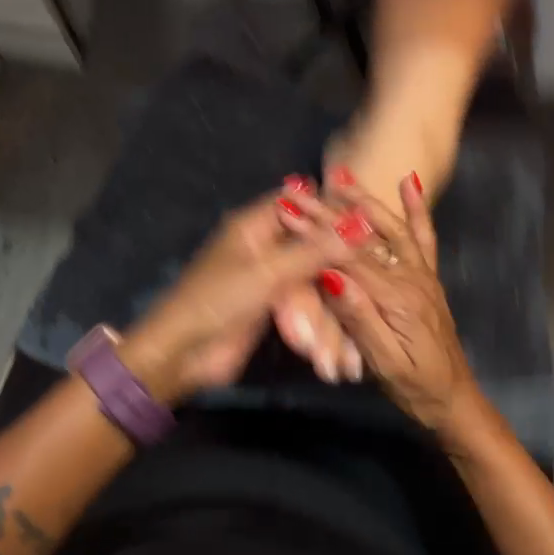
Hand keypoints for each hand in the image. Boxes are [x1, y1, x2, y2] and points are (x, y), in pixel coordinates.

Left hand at [119, 189, 354, 403]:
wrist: (185, 352)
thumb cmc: (219, 300)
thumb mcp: (268, 273)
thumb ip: (313, 250)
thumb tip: (359, 223)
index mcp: (252, 225)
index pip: (296, 202)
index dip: (329, 209)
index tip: (368, 221)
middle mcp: (263, 246)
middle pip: (311, 245)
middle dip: (334, 268)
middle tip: (368, 283)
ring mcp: (269, 278)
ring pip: (312, 281)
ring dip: (323, 310)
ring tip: (340, 331)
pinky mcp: (273, 308)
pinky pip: (306, 306)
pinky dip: (317, 325)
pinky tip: (334, 348)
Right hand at [319, 174, 483, 440]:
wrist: (455, 403)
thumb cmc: (414, 388)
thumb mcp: (384, 362)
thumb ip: (359, 317)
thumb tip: (330, 274)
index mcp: (395, 298)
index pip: (347, 256)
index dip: (314, 231)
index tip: (286, 210)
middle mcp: (411, 277)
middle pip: (364, 236)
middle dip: (327, 209)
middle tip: (296, 190)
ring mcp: (422, 274)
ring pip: (391, 227)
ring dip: (363, 199)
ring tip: (339, 176)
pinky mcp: (427, 278)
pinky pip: (423, 237)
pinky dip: (417, 209)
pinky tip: (410, 183)